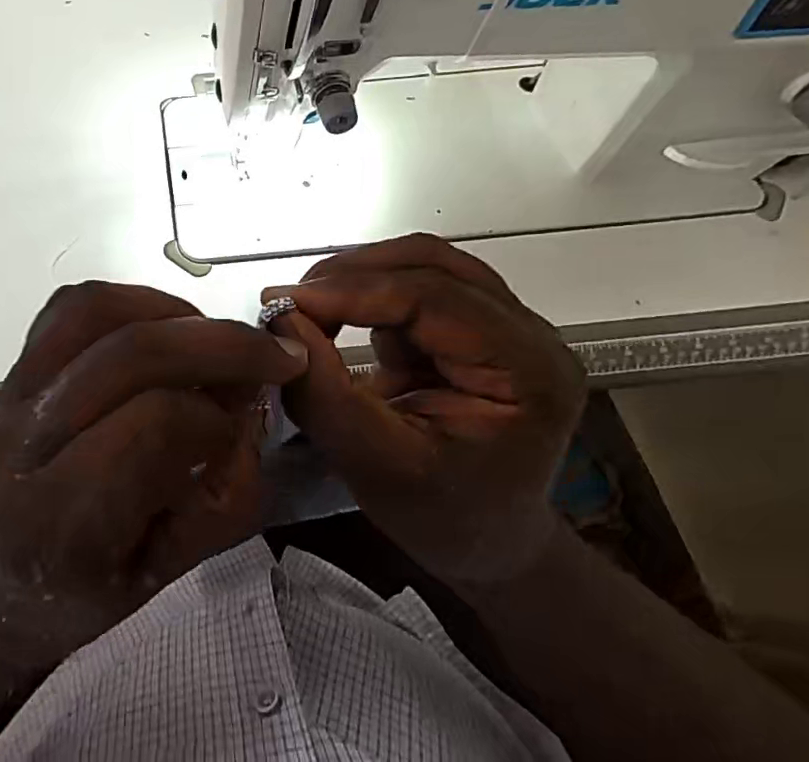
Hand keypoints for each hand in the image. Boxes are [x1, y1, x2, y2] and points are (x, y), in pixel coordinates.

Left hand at [0, 281, 308, 671]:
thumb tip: (246, 405)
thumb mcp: (165, 577)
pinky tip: (165, 327)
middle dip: (217, 344)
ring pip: (95, 313)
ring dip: (174, 313)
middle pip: (127, 356)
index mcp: (58, 521)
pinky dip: (130, 301)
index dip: (217, 416)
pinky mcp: (12, 368)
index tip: (247, 422)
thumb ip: (219, 497)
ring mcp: (12, 396)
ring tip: (215, 339)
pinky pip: (70, 307)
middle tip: (273, 355)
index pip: (153, 426)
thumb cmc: (79, 594)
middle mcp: (23, 445)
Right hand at [264, 234, 585, 582]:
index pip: (432, 297)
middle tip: (289, 302)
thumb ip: (325, 393)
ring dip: (355, 280)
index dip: (351, 291)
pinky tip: (335, 322)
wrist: (483, 543)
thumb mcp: (375, 465)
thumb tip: (282, 320)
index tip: (282, 303)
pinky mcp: (469, 329)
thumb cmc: (443, 518)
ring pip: (420, 266)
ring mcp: (501, 327)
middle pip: (431, 265)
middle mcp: (526, 334)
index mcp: (527, 370)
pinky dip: (363, 296)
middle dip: (350, 276)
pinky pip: (410, 288)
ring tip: (306, 309)